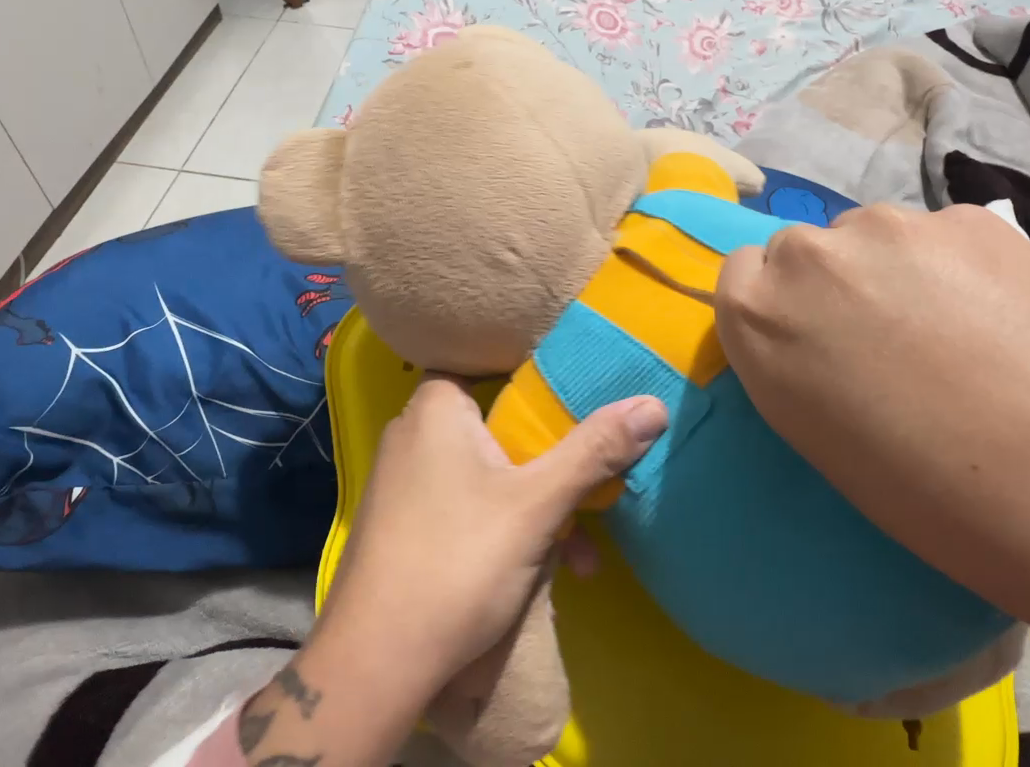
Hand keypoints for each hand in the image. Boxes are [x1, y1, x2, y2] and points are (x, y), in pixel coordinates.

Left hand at [321, 376, 665, 696]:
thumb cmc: (458, 562)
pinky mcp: (405, 523)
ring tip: (580, 557)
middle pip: (501, 428)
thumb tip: (653, 404)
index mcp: (437, 406)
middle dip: (555, 468)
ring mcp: (405, 480)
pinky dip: (506, 528)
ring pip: (490, 475)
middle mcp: (415, 432)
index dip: (541, 381)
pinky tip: (541, 573)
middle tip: (597, 495)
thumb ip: (594, 452)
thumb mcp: (538, 505)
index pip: (494, 366)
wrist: (376, 662)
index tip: (585, 402)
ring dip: (539, 510)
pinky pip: (467, 506)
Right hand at [713, 203, 1029, 722]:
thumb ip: (793, 360)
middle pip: (805, 249)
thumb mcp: (819, 434)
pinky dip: (958, 267)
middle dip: (836, 285)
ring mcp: (892, 227)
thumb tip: (819, 331)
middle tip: (891, 341)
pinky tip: (1002, 316)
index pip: (742, 273)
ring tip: (957, 331)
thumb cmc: (931, 496)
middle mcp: (808, 255)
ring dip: (896, 270)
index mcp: (756, 316)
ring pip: (874, 237)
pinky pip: (941, 235)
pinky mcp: (972, 218)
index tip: (817, 343)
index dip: (782, 308)